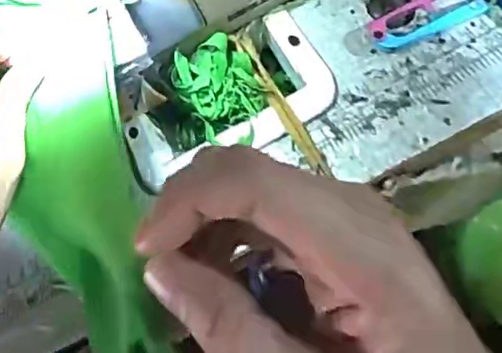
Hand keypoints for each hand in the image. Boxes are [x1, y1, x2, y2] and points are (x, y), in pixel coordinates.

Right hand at [136, 146, 486, 352]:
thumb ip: (232, 330)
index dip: (188, 200)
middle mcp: (353, 205)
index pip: (254, 179)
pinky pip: (276, 211)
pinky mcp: (345, 228)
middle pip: (251, 172)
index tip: (144, 248)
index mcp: (358, 240)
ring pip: (257, 185)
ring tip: (179, 274)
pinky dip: (236, 236)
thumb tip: (160, 268)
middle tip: (153, 263)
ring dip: (209, 221)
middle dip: (191, 207)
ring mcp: (352, 212)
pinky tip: (219, 274)